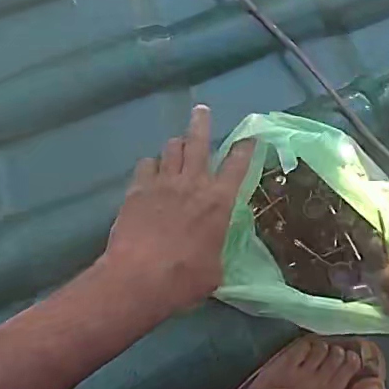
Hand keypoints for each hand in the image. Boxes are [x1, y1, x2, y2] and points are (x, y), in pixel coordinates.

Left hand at [102, 105, 254, 308]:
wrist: (139, 278)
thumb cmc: (184, 278)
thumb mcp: (214, 270)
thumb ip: (215, 251)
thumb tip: (211, 253)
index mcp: (219, 201)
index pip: (238, 165)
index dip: (246, 148)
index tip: (251, 137)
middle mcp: (193, 183)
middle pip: (199, 142)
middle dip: (202, 123)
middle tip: (201, 110)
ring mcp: (163, 183)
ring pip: (171, 149)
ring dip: (176, 145)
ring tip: (177, 145)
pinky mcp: (137, 190)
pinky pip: (146, 165)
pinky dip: (151, 166)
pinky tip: (151, 172)